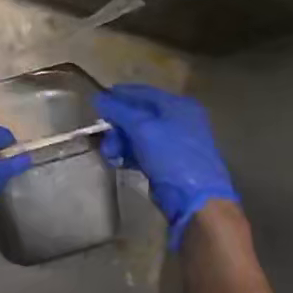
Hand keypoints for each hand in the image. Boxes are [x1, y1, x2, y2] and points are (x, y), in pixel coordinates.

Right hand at [94, 84, 236, 249]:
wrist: (195, 200)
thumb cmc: (172, 155)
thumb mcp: (143, 128)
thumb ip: (119, 111)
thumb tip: (98, 98)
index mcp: (179, 106)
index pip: (143, 92)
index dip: (119, 95)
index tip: (97, 101)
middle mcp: (179, 120)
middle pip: (138, 114)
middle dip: (117, 124)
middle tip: (102, 134)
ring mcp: (174, 143)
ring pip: (138, 134)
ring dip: (120, 141)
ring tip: (109, 153)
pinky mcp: (168, 162)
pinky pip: (142, 150)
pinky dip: (128, 154)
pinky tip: (118, 161)